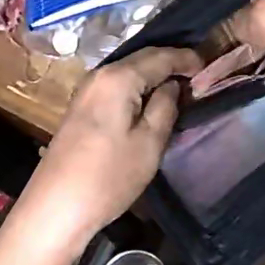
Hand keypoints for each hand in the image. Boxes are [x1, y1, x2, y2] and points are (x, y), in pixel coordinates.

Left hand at [9, 46, 201, 256]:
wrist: (55, 209)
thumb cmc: (108, 176)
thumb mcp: (149, 142)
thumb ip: (166, 106)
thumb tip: (173, 85)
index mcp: (118, 77)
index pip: (160, 56)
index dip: (186, 58)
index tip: (208, 66)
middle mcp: (99, 75)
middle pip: (142, 59)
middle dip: (171, 62)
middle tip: (199, 74)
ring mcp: (86, 91)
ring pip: (128, 71)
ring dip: (154, 75)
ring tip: (181, 86)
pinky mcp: (81, 108)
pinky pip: (117, 86)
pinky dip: (138, 87)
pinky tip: (151, 100)